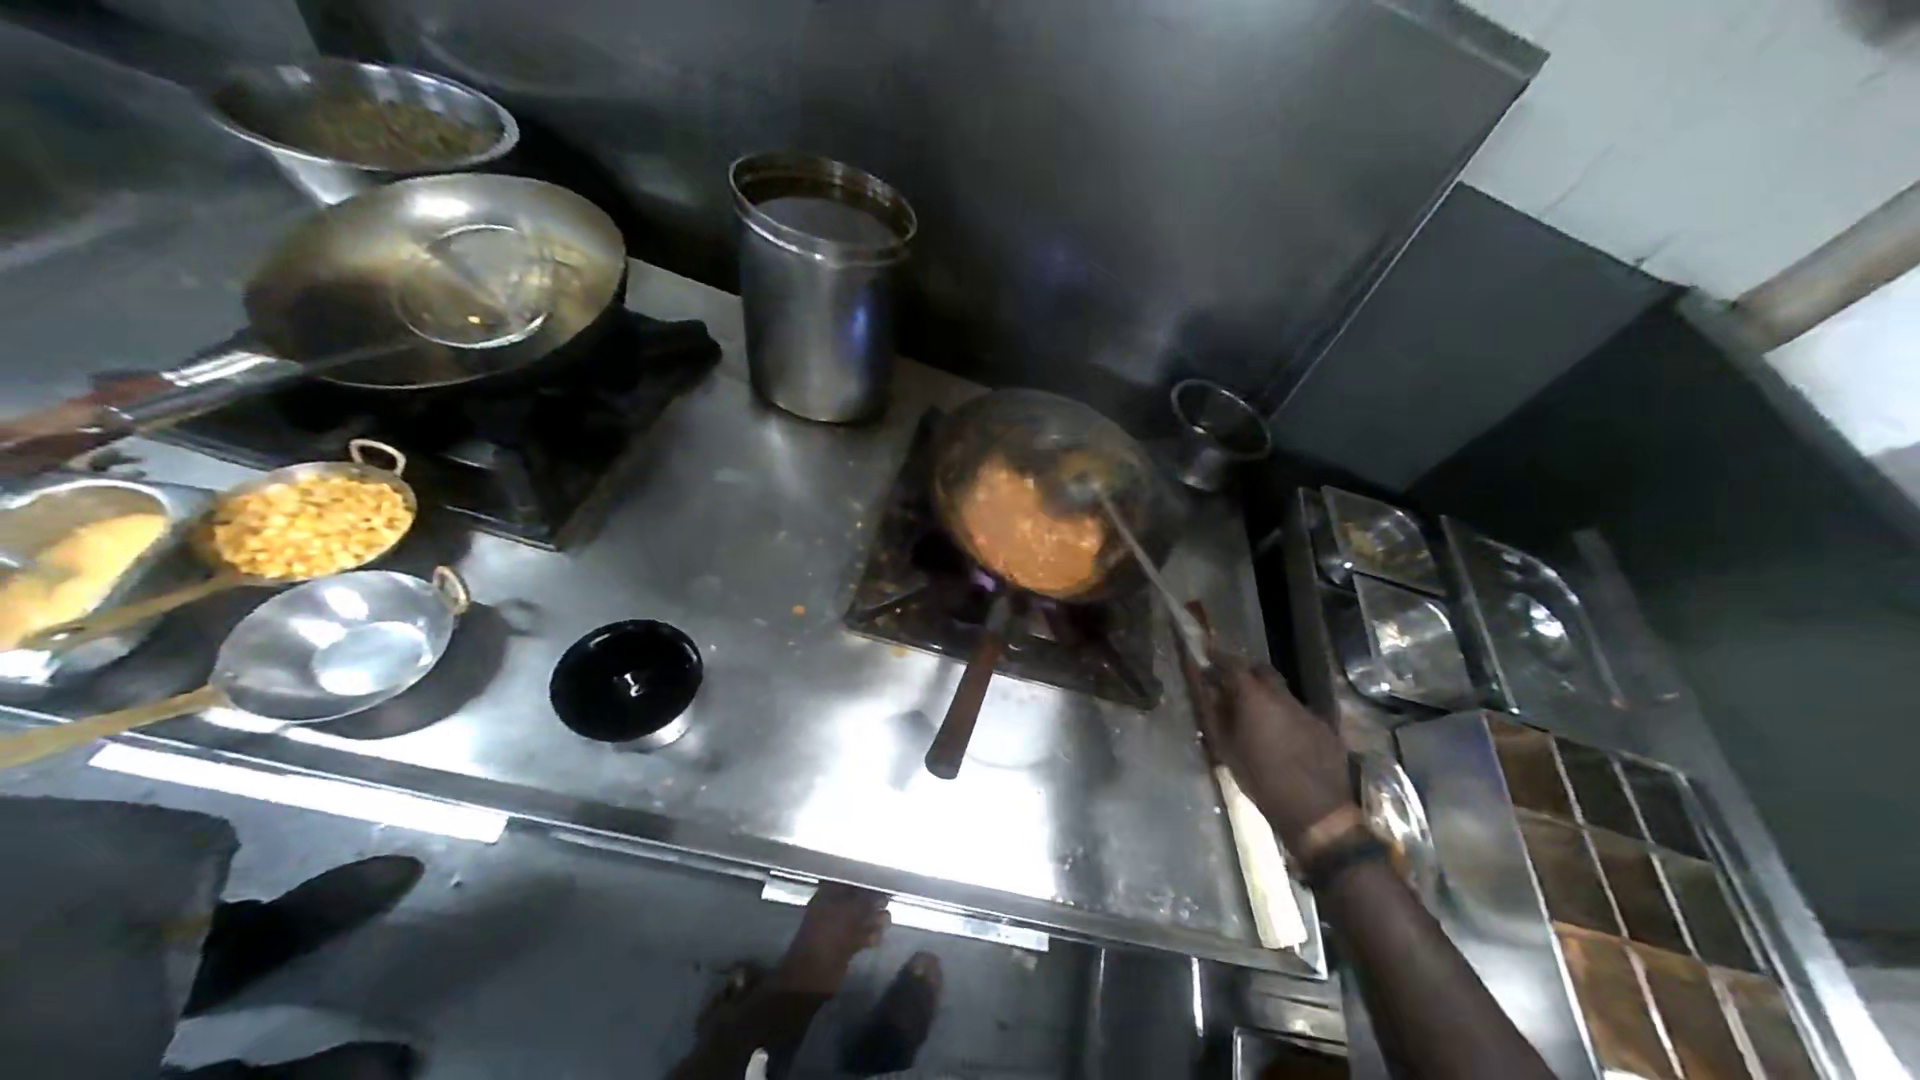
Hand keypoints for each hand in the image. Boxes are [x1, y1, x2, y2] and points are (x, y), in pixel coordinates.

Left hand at [774, 883, 889, 994]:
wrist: (812, 976)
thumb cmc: (827, 937)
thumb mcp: (847, 913)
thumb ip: (865, 901)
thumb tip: (882, 896)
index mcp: (826, 897)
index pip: (849, 883)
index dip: (865, 883)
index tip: (881, 883)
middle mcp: (832, 910)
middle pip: (857, 901)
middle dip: (872, 902)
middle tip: (887, 903)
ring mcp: (838, 929)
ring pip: (860, 919)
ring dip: (873, 920)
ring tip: (885, 922)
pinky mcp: (844, 947)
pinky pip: (860, 936)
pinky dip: (870, 936)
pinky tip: (877, 938)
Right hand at [1191, 650, 1356, 857]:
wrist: (1315, 811)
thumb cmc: (1260, 779)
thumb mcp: (1225, 747)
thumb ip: (1212, 711)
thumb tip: (1204, 687)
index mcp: (1255, 697)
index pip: (1234, 664)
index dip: (1219, 658)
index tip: (1208, 658)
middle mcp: (1283, 696)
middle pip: (1262, 670)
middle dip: (1245, 671)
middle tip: (1230, 683)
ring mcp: (1308, 711)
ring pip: (1282, 692)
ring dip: (1266, 695)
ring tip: (1255, 714)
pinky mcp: (1325, 727)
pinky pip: (1299, 712)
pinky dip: (1285, 715)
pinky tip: (1281, 736)